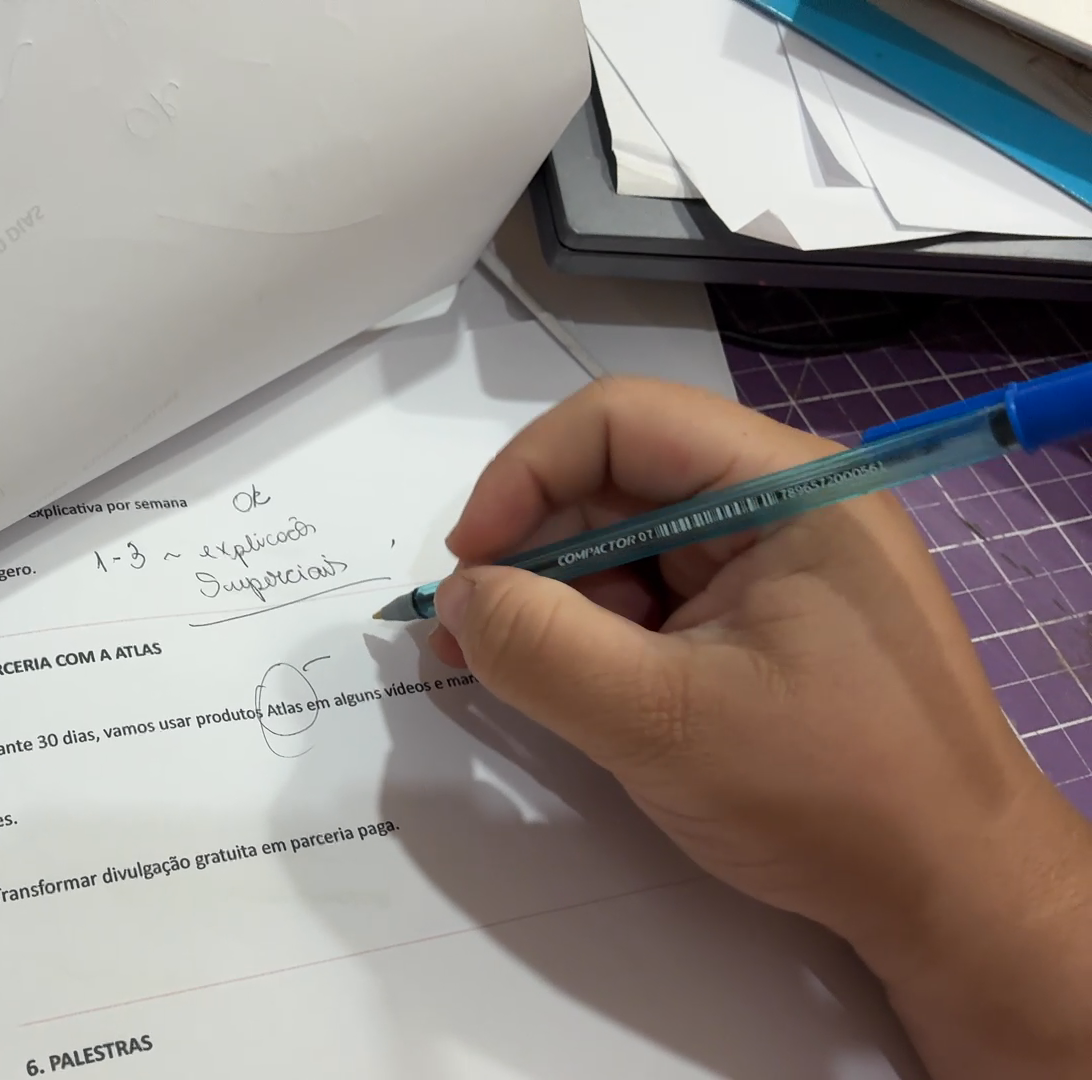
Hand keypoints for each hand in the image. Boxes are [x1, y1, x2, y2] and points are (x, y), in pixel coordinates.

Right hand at [430, 376, 1091, 1077]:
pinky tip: (525, 668)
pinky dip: (557, 625)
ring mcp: (742, 560)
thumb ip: (536, 647)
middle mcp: (763, 505)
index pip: (619, 423)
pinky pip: (613, 589)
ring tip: (487, 657)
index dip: (523, 475)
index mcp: (785, 492)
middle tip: (468, 625)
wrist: (941, 902)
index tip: (469, 560)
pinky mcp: (720, 610)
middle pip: (597, 482)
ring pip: (594, 539)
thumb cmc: (828, 802)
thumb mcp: (659, 722)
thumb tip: (451, 596)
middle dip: (520, 550)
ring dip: (530, 595)